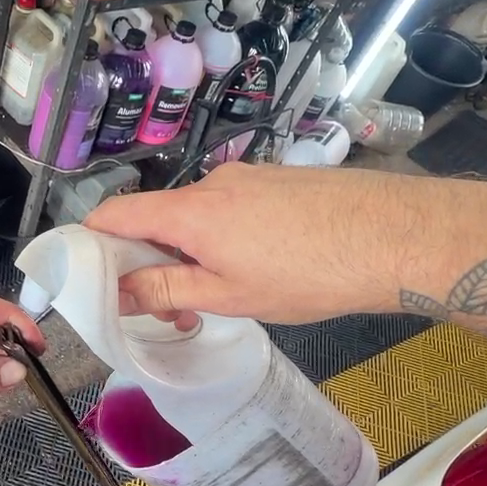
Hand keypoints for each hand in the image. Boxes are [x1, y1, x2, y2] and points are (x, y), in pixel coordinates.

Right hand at [83, 163, 486, 324]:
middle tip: (168, 308)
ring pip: (196, 218)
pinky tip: (254, 269)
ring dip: (189, 255)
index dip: (90, 240)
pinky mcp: (279, 181)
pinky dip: (221, 240)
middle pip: (156, 218)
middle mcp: (213, 183)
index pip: (116, 213)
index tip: (86, 274)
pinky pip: (230, 210)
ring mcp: (249, 177)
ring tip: (219, 295)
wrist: (400, 237)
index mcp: (191, 211)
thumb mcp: (226, 294)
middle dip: (148, 262)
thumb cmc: (307, 274)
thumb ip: (164, 290)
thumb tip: (118, 292)